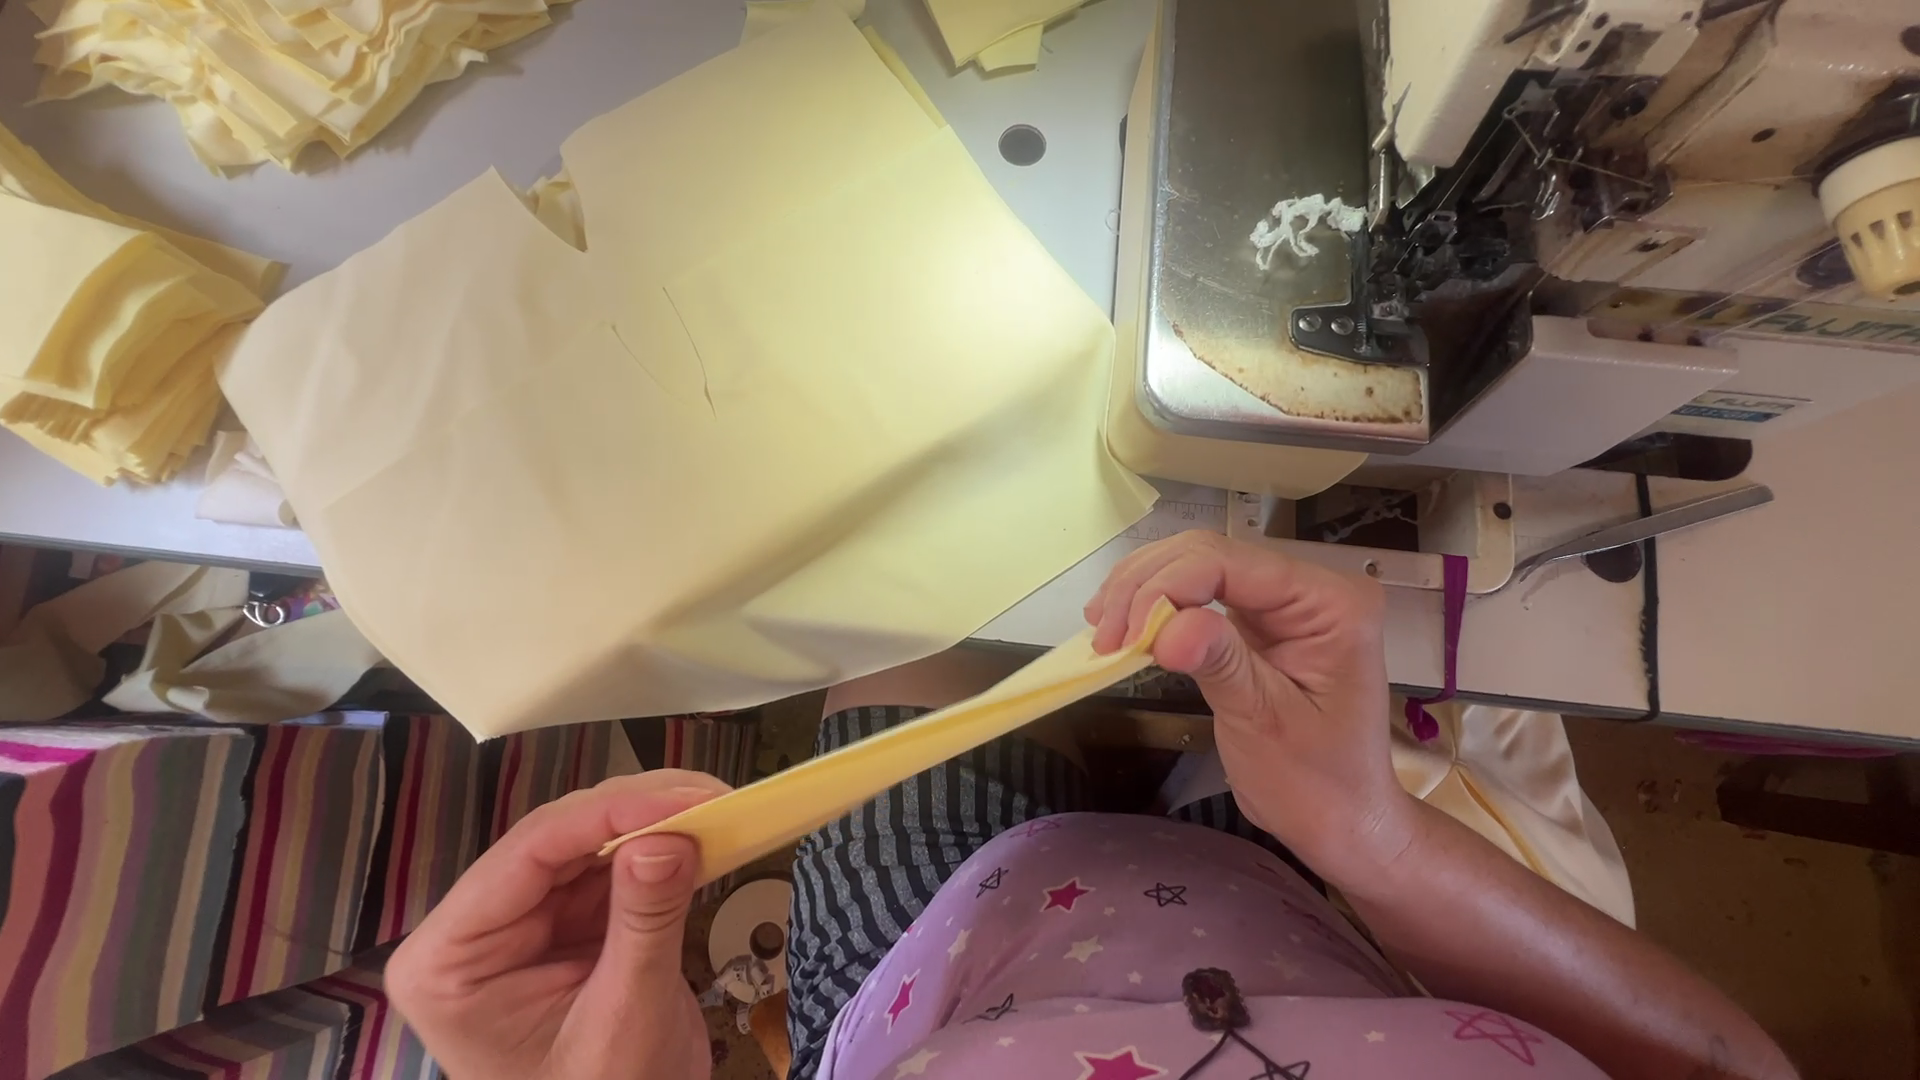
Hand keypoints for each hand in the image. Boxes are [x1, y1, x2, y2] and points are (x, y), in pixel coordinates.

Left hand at [387, 771, 730, 1079]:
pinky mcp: (573, 917)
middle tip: (719, 800)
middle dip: (642, 809)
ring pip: (594, 835)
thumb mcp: (626, 1020)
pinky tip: (707, 836)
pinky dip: (665, 844)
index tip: (690, 798)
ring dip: (659, 818)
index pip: (530, 852)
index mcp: (453, 958)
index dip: (611, 812)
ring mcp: (528, 918)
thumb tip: (670, 836)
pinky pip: (618, 860)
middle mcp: (481, 925)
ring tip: (722, 811)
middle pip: (561, 833)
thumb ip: (645, 923)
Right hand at [1084, 531, 1414, 883]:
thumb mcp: (1266, 723)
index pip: (1230, 563)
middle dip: (1144, 587)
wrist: (1337, 820)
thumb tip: (1167, 628)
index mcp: (1329, 602)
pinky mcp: (1252, 618)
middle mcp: (1305, 586)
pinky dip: (1150, 604)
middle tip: (1103, 636)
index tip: (1121, 635)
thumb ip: (1222, 664)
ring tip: (1103, 632)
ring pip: (1190, 564)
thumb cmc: (1315, 782)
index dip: (1166, 587)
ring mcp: (1277, 600)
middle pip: (1205, 554)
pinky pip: (1193, 592)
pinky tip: (1122, 626)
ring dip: (1138, 592)